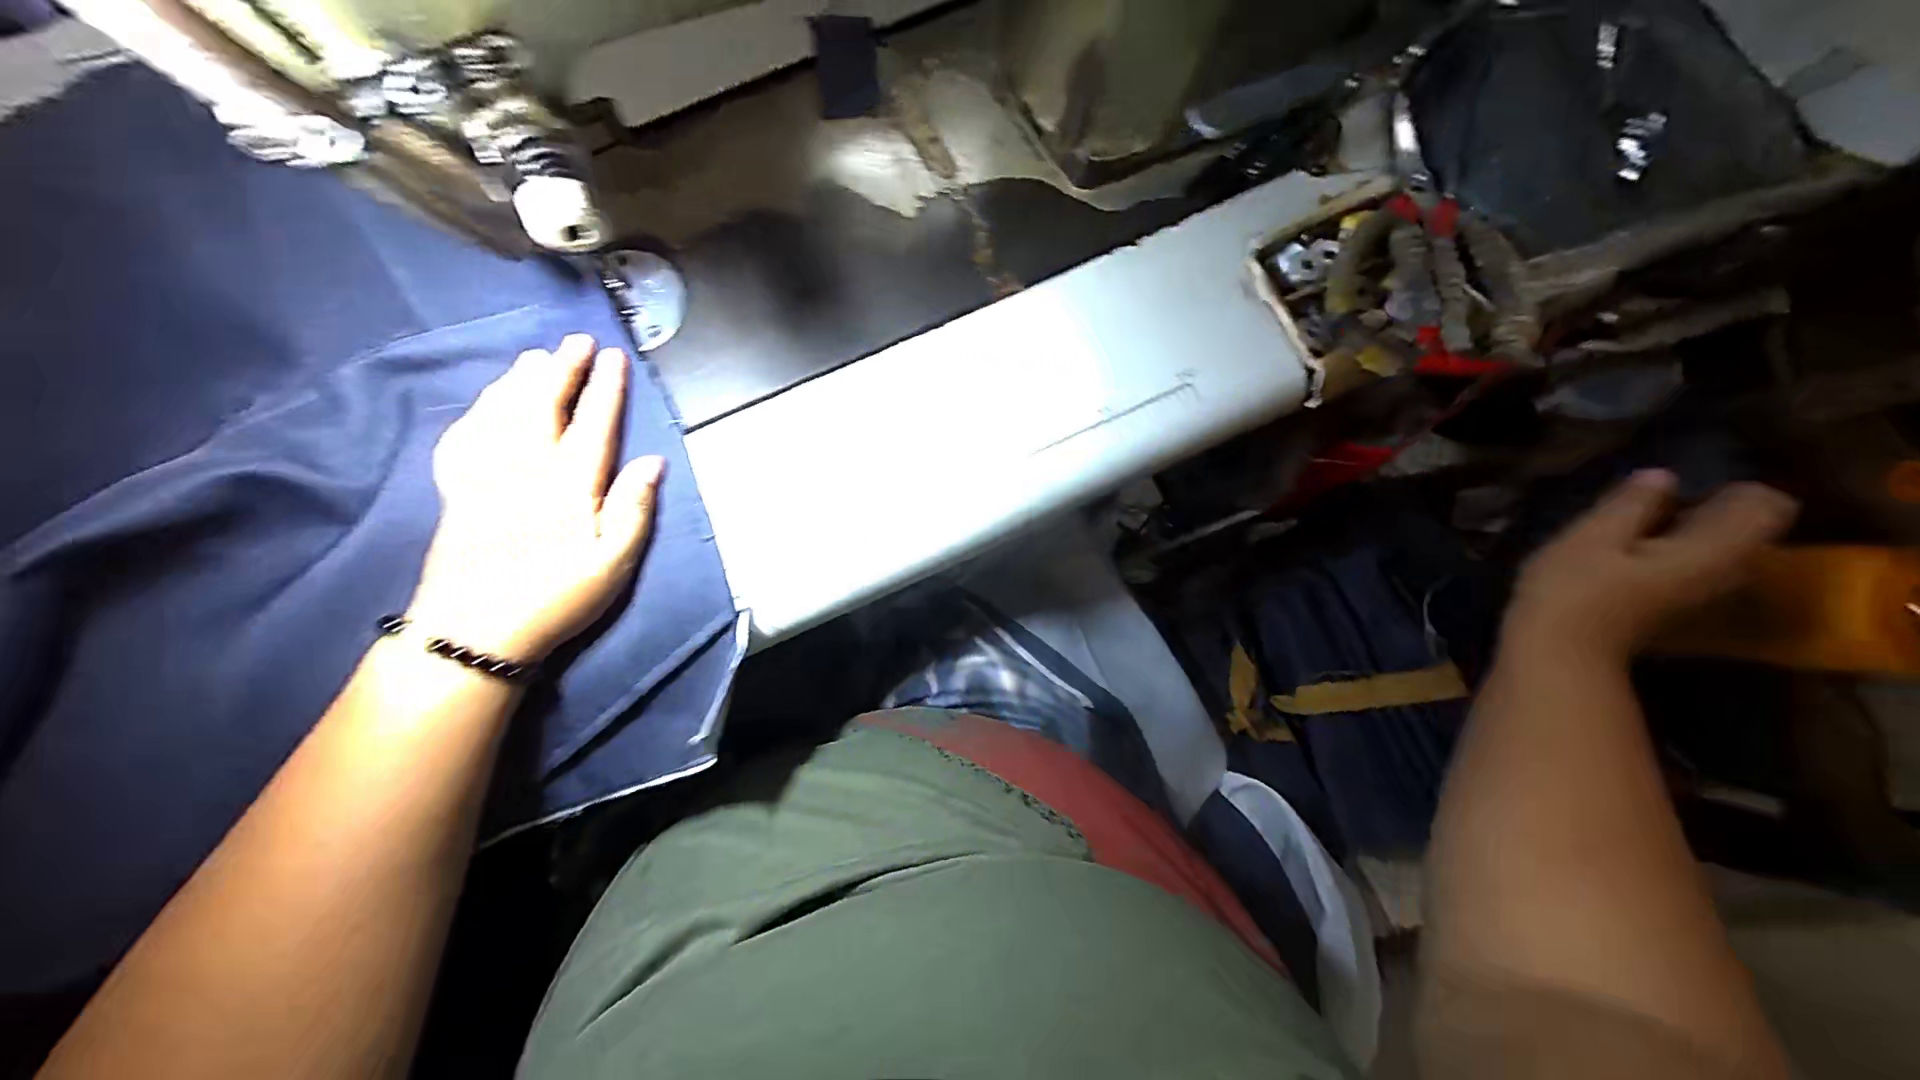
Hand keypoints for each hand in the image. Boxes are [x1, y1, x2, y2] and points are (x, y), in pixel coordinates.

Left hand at [405, 334, 663, 662]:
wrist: (473, 633)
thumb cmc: (556, 599)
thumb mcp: (612, 564)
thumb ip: (632, 510)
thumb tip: (651, 462)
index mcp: (567, 486)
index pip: (591, 425)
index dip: (604, 389)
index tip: (613, 358)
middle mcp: (523, 468)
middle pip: (541, 405)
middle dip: (561, 369)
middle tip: (575, 341)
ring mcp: (483, 475)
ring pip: (501, 412)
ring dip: (520, 379)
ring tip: (534, 356)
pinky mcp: (457, 490)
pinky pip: (464, 435)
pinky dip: (478, 410)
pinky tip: (485, 402)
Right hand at [1506, 470, 1797, 660]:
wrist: (1558, 653)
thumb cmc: (1572, 591)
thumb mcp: (1590, 536)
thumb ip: (1631, 504)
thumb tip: (1661, 477)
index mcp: (1715, 550)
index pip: (1765, 504)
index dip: (1725, 488)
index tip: (1672, 493)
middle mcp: (1725, 572)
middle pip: (1741, 527)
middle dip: (1701, 509)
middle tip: (1640, 509)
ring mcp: (1701, 596)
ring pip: (1713, 549)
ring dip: (1680, 533)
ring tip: (1626, 531)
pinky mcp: (1674, 609)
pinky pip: (1691, 568)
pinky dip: (1667, 555)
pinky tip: (1621, 559)